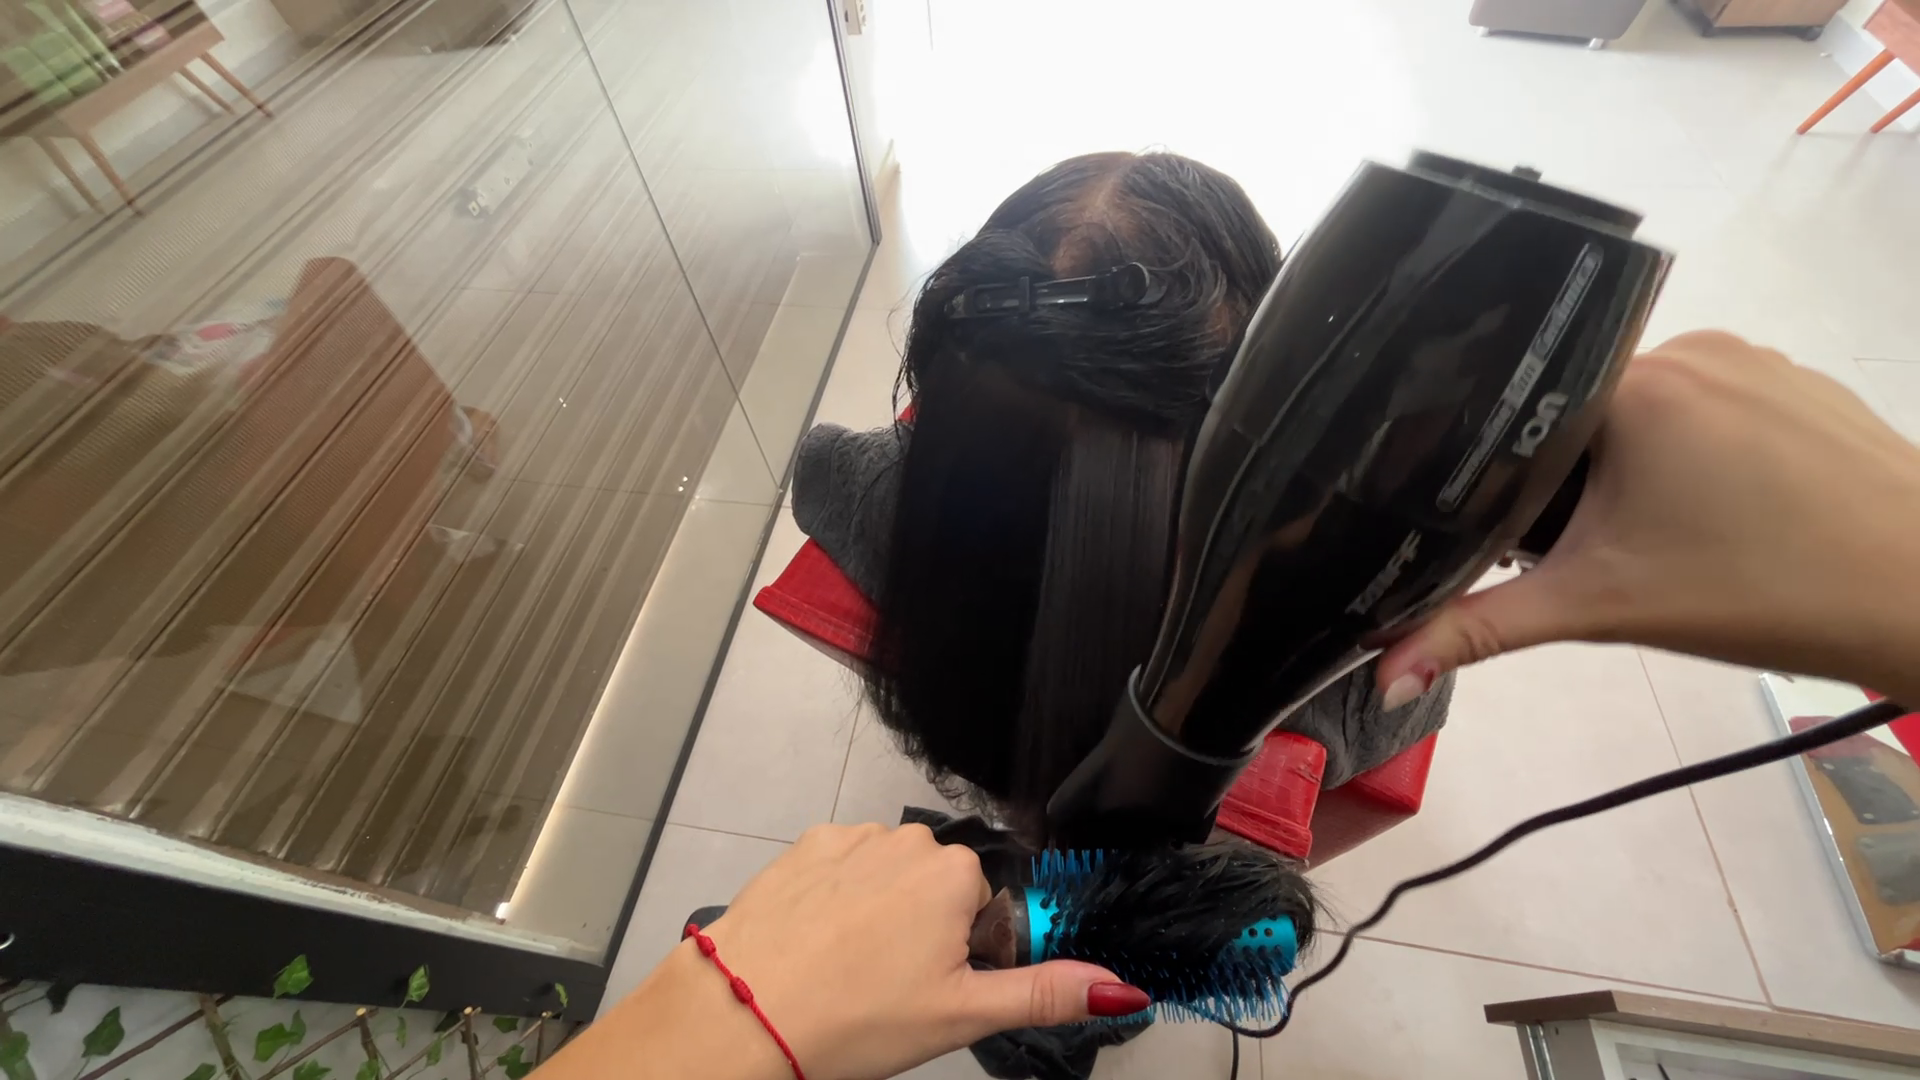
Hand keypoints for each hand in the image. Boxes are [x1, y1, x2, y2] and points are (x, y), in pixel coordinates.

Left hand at [554, 823, 1144, 1079]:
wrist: (744, 1009)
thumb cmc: (860, 1016)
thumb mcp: (961, 1013)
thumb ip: (1045, 992)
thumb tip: (1124, 988)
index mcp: (954, 873)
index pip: (984, 908)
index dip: (967, 952)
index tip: (934, 986)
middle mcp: (910, 838)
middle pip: (939, 883)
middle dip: (929, 924)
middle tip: (892, 980)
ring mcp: (855, 834)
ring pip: (891, 871)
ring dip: (885, 906)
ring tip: (852, 960)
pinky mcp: (810, 839)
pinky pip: (845, 860)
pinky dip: (841, 889)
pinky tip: (820, 931)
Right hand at [1378, 330, 1919, 704]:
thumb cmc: (1760, 592)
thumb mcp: (1593, 607)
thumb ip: (1474, 631)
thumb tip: (1378, 678)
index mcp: (1632, 386)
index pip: (1511, 405)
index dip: (1482, 460)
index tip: (1469, 508)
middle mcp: (1686, 350)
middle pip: (1564, 405)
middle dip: (1544, 467)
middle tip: (1545, 531)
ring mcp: (1749, 358)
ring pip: (1623, 403)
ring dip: (1601, 455)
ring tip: (1610, 517)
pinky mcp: (1791, 381)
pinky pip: (1685, 399)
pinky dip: (1662, 442)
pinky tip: (1681, 497)